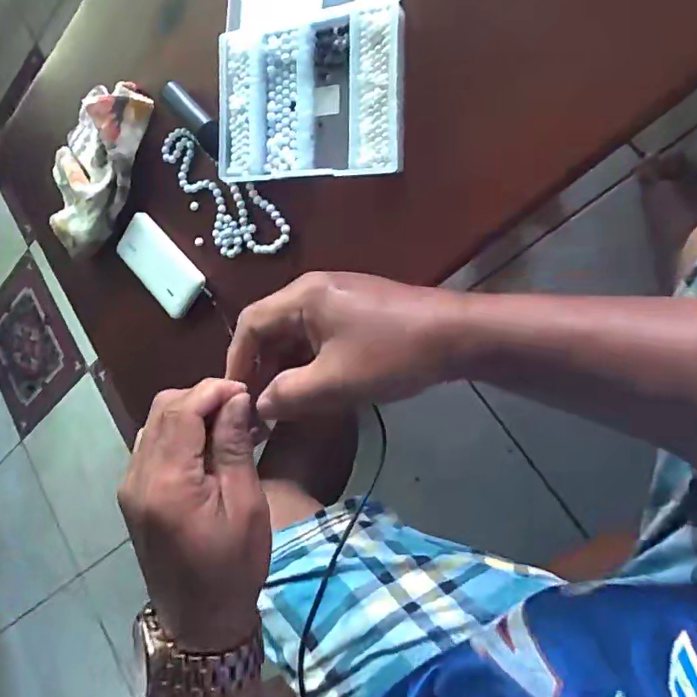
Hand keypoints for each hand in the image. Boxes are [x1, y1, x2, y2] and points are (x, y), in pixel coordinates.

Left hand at [118, 379, 268, 650]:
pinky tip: (204, 448)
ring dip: (188, 414)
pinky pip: (150, 446)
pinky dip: (176, 435)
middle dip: (201, 399)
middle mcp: (137, 476)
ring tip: (226, 428)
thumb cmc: (233, 568)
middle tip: (240, 411)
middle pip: (163, 410)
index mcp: (166, 481)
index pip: (182, 410)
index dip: (213, 391)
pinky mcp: (131, 494)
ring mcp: (129, 485)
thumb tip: (234, 399)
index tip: (246, 392)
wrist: (200, 623)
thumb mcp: (245, 505)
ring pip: (153, 424)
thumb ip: (233, 446)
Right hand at [226, 272, 463, 421]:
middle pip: (270, 328)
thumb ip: (288, 396)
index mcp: (302, 297)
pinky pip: (316, 335)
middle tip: (259, 406)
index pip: (250, 324)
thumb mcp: (335, 383)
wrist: (461, 336)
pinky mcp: (355, 310)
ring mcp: (337, 297)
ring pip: (294, 334)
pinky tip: (313, 388)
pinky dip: (307, 362)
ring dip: (284, 368)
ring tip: (283, 403)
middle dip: (261, 368)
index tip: (235, 396)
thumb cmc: (392, 355)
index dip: (236, 361)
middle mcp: (313, 289)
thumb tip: (258, 406)